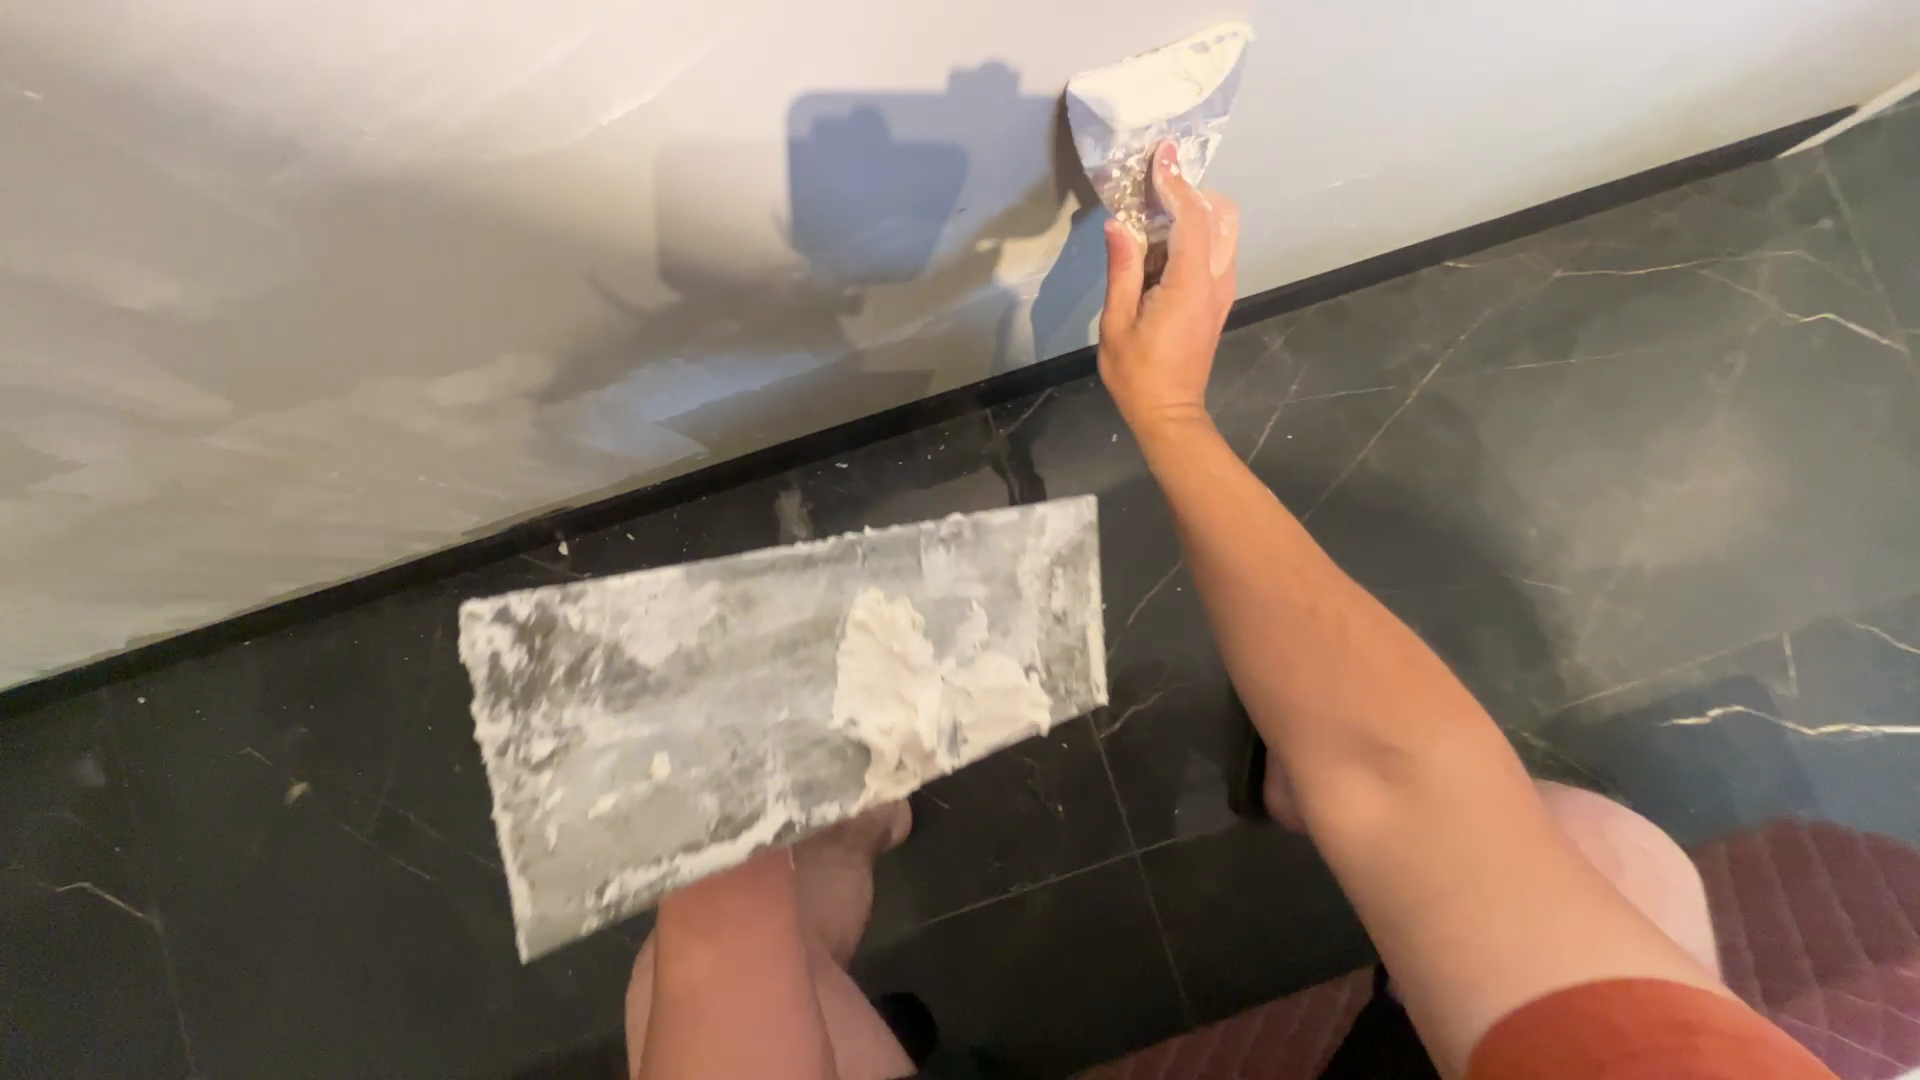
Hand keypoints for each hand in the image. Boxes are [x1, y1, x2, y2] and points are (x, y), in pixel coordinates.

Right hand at [1098, 141, 1239, 434]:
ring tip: (1157, 218)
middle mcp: (1215, 280)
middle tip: (1156, 192)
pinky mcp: (1219, 300)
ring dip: (1197, 212)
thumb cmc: (1137, 374)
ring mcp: (1222, 290)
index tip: (1162, 155)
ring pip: (1226, 230)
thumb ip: (1121, 270)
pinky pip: (1218, 251)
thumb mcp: (1116, 324)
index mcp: (1188, 284)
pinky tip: (1166, 247)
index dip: (1176, 182)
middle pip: (1222, 214)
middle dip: (1193, 193)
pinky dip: (1199, 234)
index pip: (1192, 216)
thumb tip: (1118, 226)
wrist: (1169, 412)